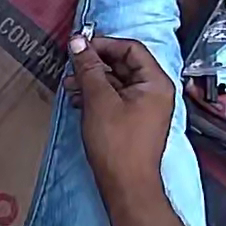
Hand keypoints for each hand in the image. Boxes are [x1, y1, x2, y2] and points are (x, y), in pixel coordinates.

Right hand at [65, 35, 176, 205]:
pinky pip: (113, 96)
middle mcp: (154, 91)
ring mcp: (144, 106)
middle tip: (70, 65)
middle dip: (94, 63)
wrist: (125, 184)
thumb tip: (78, 41)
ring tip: (69, 85)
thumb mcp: (99, 99)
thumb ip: (88, 67)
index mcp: (155, 83)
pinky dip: (95, 93)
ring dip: (91, 79)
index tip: (78, 47)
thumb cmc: (117, 141)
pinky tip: (77, 98)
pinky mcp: (132, 118)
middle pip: (122, 63)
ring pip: (115, 80)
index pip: (130, 48)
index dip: (103, 44)